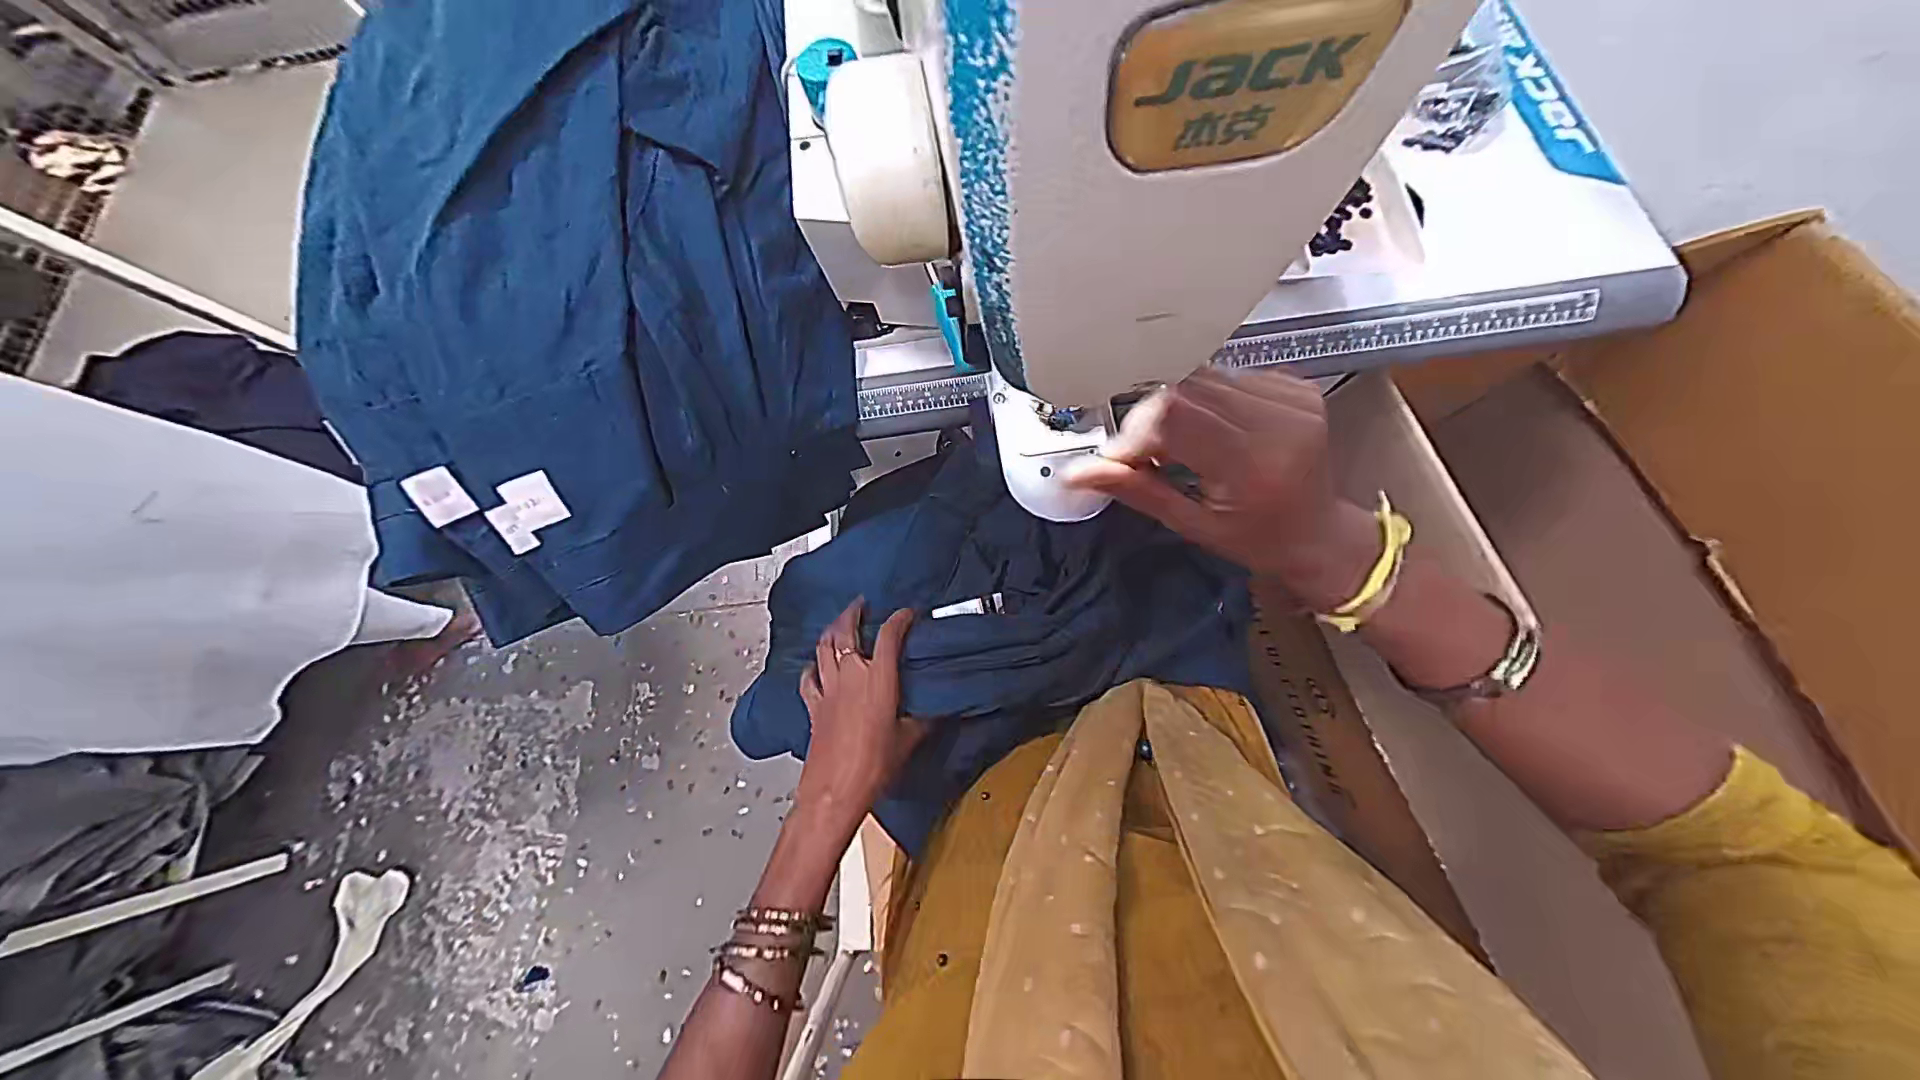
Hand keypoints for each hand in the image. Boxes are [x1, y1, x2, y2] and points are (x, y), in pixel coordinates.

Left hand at [794, 597, 924, 828]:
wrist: (835, 790)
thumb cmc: (874, 765)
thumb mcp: (909, 739)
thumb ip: (924, 720)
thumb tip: (938, 712)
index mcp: (878, 678)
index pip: (889, 635)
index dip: (900, 619)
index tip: (907, 613)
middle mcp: (850, 675)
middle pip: (846, 630)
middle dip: (854, 612)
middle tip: (861, 604)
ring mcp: (828, 688)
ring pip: (824, 647)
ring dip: (832, 630)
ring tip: (838, 622)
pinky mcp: (813, 706)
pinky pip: (808, 677)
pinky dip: (812, 666)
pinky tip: (814, 665)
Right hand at [1067, 367, 1378, 610]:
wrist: (1318, 534)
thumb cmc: (1256, 540)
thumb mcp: (1191, 526)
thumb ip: (1136, 491)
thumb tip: (1078, 474)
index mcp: (1254, 465)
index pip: (1174, 416)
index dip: (1134, 433)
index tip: (1123, 460)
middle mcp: (1279, 423)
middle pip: (1183, 390)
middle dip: (1150, 421)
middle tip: (1149, 456)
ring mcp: (1292, 399)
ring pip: (1202, 377)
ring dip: (1175, 408)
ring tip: (1180, 446)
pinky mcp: (1295, 387)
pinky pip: (1227, 376)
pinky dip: (1203, 400)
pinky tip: (1209, 430)